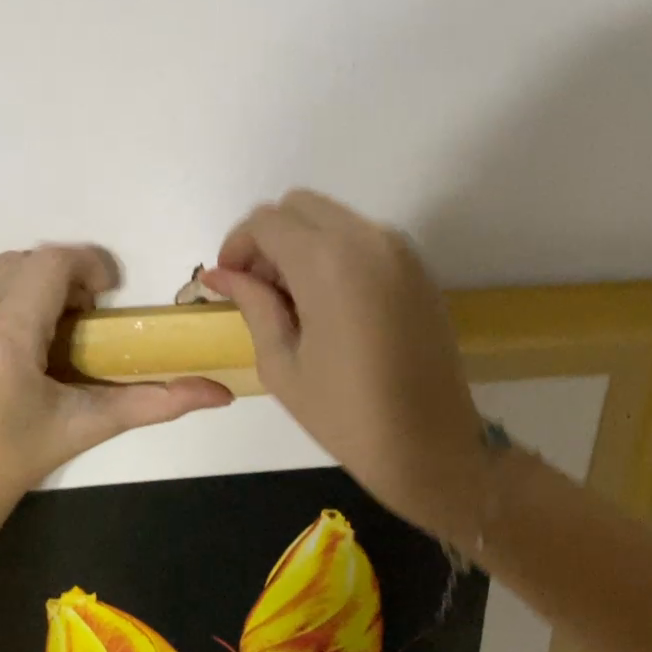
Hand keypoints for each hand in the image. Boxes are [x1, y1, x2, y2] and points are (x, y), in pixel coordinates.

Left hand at [0, 246, 233, 517]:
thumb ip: (157, 403)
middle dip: (59, 278)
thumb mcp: (89, 426)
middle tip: (77, 316)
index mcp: (3, 341)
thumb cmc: (18, 458)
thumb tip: (222, 394)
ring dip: (22, 280)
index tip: (106, 291)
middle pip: (24, 260)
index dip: (88, 265)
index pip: (52, 263)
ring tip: (37, 320)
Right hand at [202, 191, 487, 540]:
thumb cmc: (346, 415)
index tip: (229, 283)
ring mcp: (401, 251)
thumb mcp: (283, 364)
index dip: (238, 245)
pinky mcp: (420, 270)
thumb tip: (222, 274)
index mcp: (327, 261)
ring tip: (296, 304)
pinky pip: (366, 241)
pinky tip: (332, 307)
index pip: (267, 221)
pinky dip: (338, 255)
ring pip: (335, 219)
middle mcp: (368, 239)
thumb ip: (252, 305)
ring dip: (305, 244)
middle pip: (301, 206)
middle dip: (270, 238)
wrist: (430, 445)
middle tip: (260, 291)